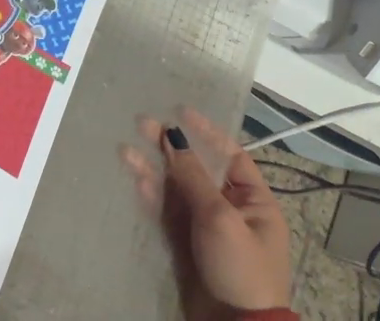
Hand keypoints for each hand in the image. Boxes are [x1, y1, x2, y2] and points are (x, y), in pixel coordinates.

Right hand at [122, 108, 291, 317]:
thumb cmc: (239, 268)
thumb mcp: (220, 217)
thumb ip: (193, 175)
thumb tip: (174, 135)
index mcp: (254, 202)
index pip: (231, 156)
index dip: (206, 132)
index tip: (179, 111)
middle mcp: (230, 208)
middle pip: (198, 168)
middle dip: (171, 147)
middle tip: (141, 124)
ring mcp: (206, 226)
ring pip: (177, 188)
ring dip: (153, 169)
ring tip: (125, 151)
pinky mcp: (185, 242)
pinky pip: (166, 210)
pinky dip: (150, 193)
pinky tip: (134, 178)